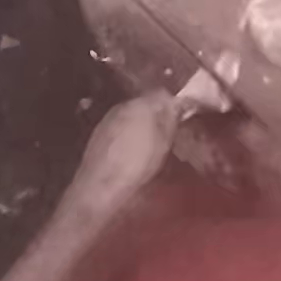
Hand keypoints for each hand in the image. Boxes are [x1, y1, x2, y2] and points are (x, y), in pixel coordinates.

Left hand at [67, 92, 181, 208]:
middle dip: (158, 114)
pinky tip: (132, 150)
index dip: (174, 104)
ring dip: (143, 123)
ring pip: (132, 114)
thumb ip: (171, 119)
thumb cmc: (137, 165)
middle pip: (146, 102)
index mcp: (141, 105)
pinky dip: (129, 133)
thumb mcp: (163, 143)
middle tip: (169, 132)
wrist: (99, 186)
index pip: (162, 93)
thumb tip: (178, 102)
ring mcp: (108, 119)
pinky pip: (121, 126)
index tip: (181, 117)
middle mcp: (122, 106)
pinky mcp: (98, 133)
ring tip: (151, 143)